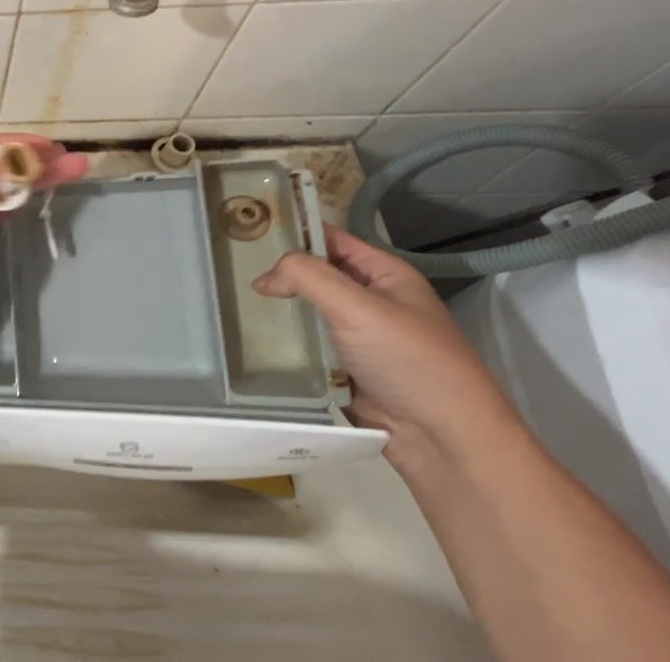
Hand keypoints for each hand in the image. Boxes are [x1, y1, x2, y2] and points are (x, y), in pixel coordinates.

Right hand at [252, 225, 524, 470]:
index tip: (244, 230)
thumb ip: (307, 277)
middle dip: (277, 274)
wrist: (443, 438)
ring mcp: (358, 338)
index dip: (292, 231)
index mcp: (386, 276)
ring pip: (306, 314)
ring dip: (277, 312)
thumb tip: (263, 278)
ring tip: (229, 304)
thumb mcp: (358, 307)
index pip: (331, 239)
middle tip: (227, 270)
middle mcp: (372, 302)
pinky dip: (282, 345)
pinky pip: (306, 349)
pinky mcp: (344, 370)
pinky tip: (249, 341)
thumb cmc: (409, 361)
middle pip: (315, 277)